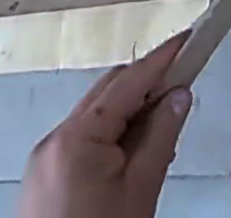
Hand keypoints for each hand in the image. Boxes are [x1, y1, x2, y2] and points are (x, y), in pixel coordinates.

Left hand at [19, 33, 192, 217]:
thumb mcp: (141, 191)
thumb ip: (162, 134)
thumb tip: (180, 92)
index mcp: (77, 136)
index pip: (129, 80)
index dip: (162, 58)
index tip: (189, 40)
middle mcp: (55, 137)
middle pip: (109, 90)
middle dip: (146, 84)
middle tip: (182, 89)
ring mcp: (44, 156)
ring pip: (96, 113)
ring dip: (130, 110)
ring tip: (162, 128)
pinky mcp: (42, 176)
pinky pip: (83, 136)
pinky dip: (111, 133)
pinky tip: (133, 151)